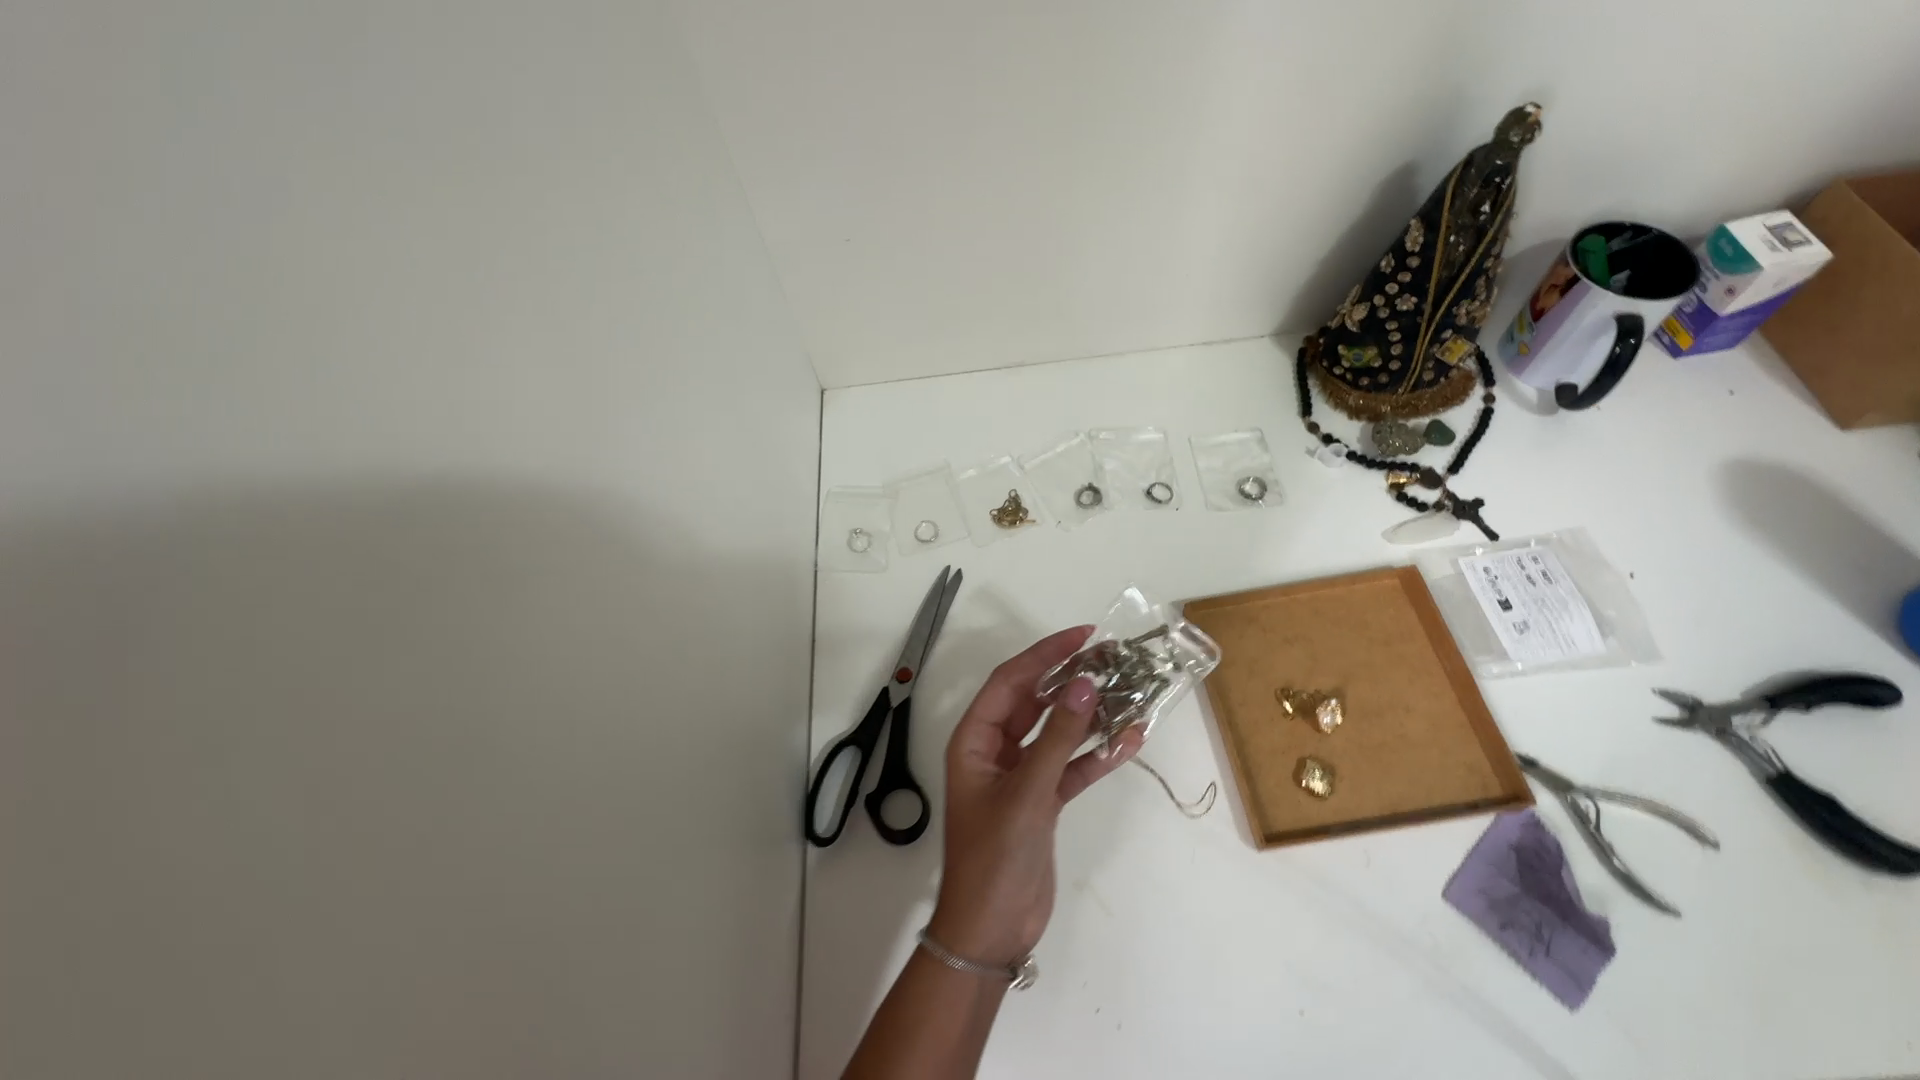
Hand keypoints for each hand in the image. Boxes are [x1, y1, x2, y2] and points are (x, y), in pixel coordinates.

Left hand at [927, 627, 1145, 968]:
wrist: (991, 928)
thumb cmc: (994, 856)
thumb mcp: (1027, 792)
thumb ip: (1057, 738)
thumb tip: (1084, 684)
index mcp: (974, 740)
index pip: (1010, 682)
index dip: (1044, 655)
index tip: (1083, 636)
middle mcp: (995, 751)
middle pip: (1034, 702)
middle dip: (1070, 679)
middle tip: (1112, 658)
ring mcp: (1020, 776)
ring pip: (1057, 733)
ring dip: (1089, 716)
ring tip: (1128, 691)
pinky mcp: (1042, 801)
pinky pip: (1071, 767)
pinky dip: (1097, 755)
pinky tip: (1129, 740)